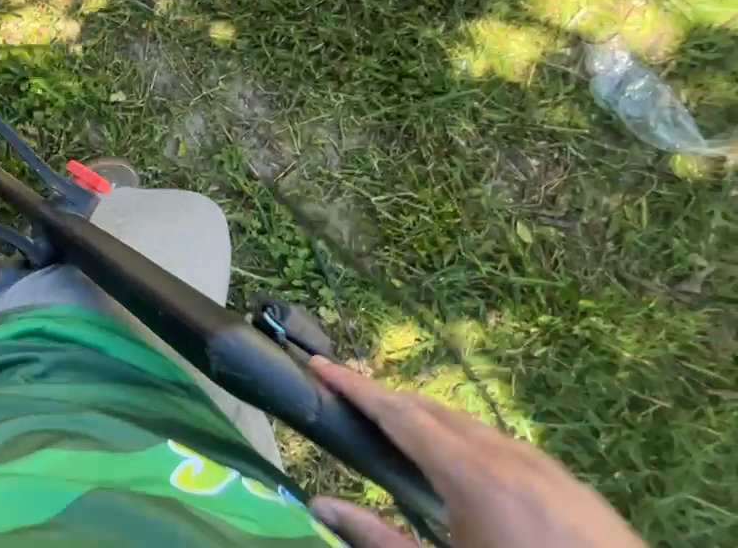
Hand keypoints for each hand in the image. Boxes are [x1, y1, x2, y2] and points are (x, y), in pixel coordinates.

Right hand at [307, 356, 645, 547]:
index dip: (353, 385)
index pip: (397, 413)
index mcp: (470, 477)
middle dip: (386, 395)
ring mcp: (548, 471)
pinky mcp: (576, 489)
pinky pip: (506, 445)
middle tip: (346, 392)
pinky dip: (466, 437)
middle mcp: (507, 459)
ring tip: (397, 424)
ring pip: (471, 424)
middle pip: (432, 409)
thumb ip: (379, 538)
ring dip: (426, 415)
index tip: (317, 363)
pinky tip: (463, 461)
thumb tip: (317, 504)